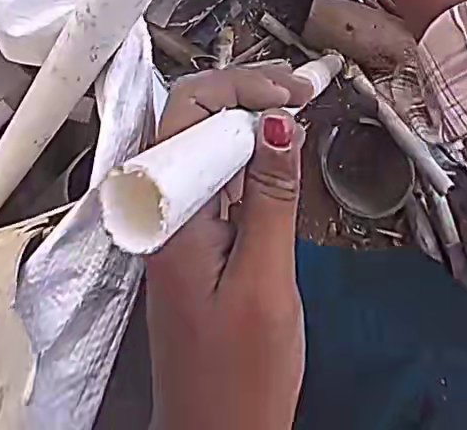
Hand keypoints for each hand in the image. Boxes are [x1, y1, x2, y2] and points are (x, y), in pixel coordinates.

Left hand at [144, 63, 316, 429]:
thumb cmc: (238, 376)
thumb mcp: (265, 281)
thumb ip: (271, 196)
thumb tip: (280, 122)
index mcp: (168, 213)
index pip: (189, 113)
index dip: (241, 89)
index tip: (293, 94)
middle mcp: (164, 206)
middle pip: (194, 117)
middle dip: (247, 91)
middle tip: (302, 89)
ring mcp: (180, 217)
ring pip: (209, 139)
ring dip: (252, 114)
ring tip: (297, 100)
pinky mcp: (200, 230)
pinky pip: (222, 169)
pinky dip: (254, 148)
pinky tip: (280, 142)